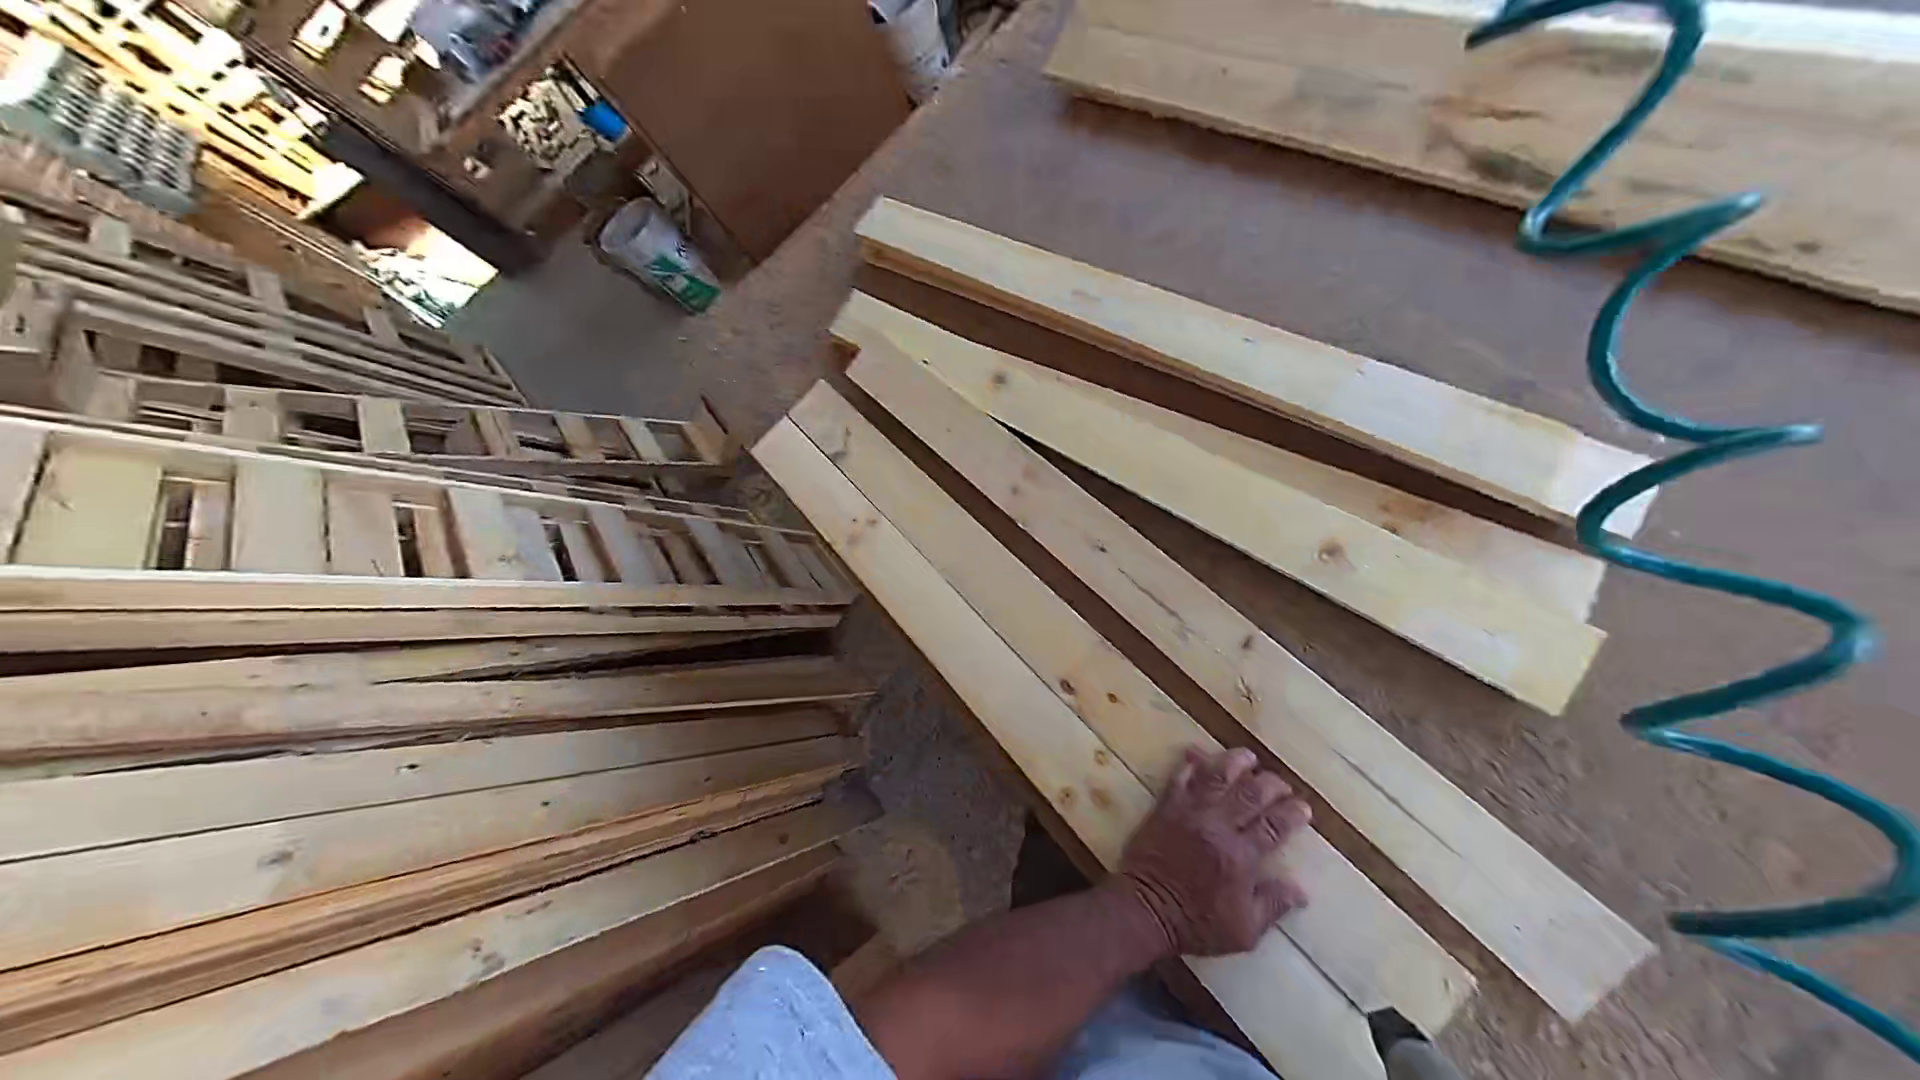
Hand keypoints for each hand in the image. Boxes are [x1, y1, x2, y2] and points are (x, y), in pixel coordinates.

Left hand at [1108, 746, 1312, 956]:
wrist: (1145, 908)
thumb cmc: (1196, 924)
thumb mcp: (1244, 931)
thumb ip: (1273, 905)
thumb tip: (1302, 889)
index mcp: (1241, 857)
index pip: (1274, 826)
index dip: (1292, 813)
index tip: (1304, 806)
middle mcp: (1218, 827)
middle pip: (1251, 794)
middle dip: (1272, 784)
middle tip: (1282, 783)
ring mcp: (1189, 813)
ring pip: (1216, 777)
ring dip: (1235, 763)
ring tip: (1248, 756)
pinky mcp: (1165, 807)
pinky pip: (1179, 778)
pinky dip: (1189, 763)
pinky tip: (1197, 752)